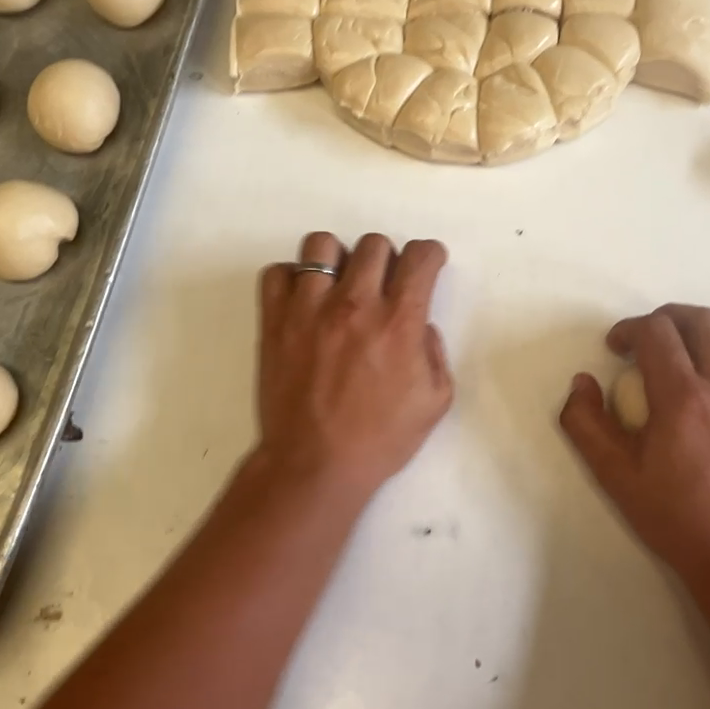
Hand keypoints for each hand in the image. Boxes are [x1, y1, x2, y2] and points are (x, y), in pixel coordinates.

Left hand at [253, 232, 454, 501]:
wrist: (315, 465)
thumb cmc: (380, 440)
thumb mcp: (434, 402)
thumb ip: (434, 354)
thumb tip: (419, 326)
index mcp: (399, 322)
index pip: (420, 257)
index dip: (430, 256)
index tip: (426, 267)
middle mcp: (354, 304)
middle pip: (374, 243)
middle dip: (387, 259)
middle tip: (383, 285)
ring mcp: (309, 309)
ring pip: (321, 245)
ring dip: (337, 259)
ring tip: (339, 286)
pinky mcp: (274, 321)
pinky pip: (278, 273)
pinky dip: (292, 280)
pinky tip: (304, 302)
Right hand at [560, 305, 709, 583]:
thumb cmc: (675, 517)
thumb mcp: (614, 475)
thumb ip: (585, 423)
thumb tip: (582, 382)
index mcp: (682, 397)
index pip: (656, 331)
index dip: (629, 329)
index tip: (616, 348)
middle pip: (703, 319)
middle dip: (669, 318)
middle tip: (648, 340)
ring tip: (692, 352)